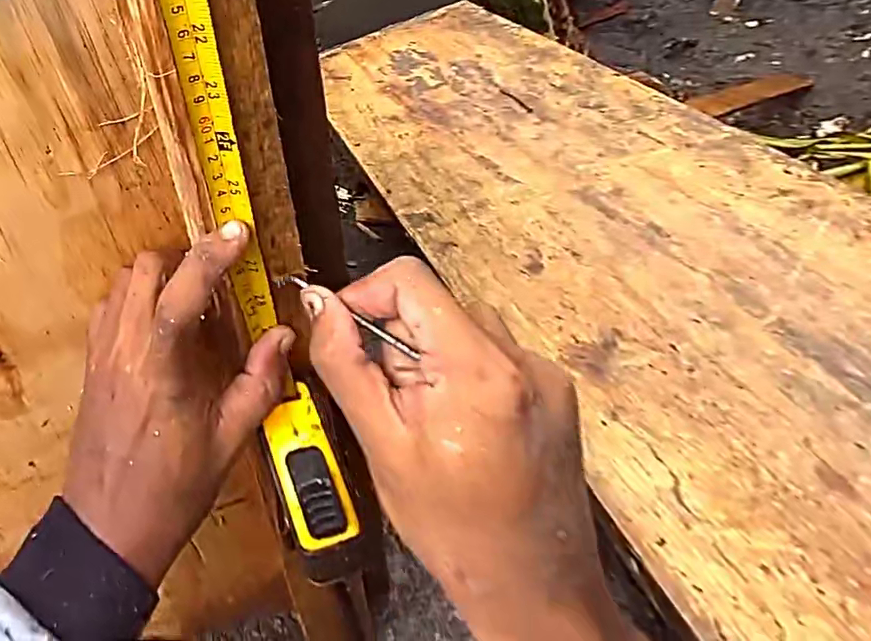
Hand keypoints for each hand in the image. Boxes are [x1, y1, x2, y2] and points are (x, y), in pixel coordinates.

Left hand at [63, 221, 294, 584]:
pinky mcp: (91, 360)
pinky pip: (109, 304)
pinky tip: (159, 322)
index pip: (186, 285)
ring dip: (158, 273)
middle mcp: (124, 345)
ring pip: (124, 279)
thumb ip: (260, 381)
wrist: (107, 528)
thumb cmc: (168, 490)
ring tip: (190, 296)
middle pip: (147, 266)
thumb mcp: (228, 439)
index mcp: (160, 363)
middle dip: (184, 256)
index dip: (214, 251)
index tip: (236, 233)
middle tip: (215, 271)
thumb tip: (281, 337)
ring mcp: (102, 350)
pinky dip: (135, 295)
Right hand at [304, 257, 633, 640]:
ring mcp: (541, 372)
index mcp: (478, 370)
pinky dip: (456, 367)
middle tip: (391, 394)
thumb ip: (344, 362)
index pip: (409, 278)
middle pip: (431, 301)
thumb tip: (321, 305)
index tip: (348, 328)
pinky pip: (484, 347)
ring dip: (425, 353)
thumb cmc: (459, 532)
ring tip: (423, 412)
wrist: (534, 593)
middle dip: (395, 337)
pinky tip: (454, 418)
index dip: (366, 293)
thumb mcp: (381, 443)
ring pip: (455, 322)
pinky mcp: (549, 385)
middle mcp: (520, 360)